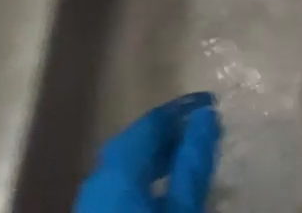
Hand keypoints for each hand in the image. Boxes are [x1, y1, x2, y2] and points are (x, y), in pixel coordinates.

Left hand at [76, 92, 220, 212]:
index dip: (182, 106)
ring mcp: (90, 199)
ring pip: (127, 163)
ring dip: (158, 153)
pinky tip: (164, 185)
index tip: (211, 100)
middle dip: (170, 130)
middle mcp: (98, 176)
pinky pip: (120, 182)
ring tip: (188, 155)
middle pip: (136, 140)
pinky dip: (145, 173)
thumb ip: (193, 159)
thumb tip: (206, 114)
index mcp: (118, 166)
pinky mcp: (93, 212)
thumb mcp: (182, 204)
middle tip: (201, 128)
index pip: (151, 121)